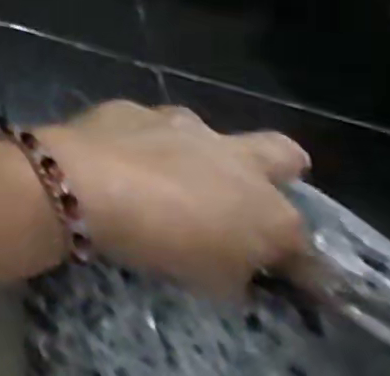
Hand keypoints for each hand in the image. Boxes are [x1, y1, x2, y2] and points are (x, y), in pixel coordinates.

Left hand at [36, 101, 311, 299]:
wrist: (87, 184)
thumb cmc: (158, 244)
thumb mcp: (212, 281)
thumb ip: (235, 267)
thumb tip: (238, 263)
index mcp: (269, 211)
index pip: (301, 240)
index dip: (293, 258)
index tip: (277, 269)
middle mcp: (233, 156)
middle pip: (280, 153)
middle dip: (275, 170)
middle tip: (242, 192)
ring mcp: (178, 123)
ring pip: (201, 129)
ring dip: (191, 150)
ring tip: (161, 172)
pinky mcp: (128, 107)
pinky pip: (141, 123)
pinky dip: (137, 140)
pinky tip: (115, 155)